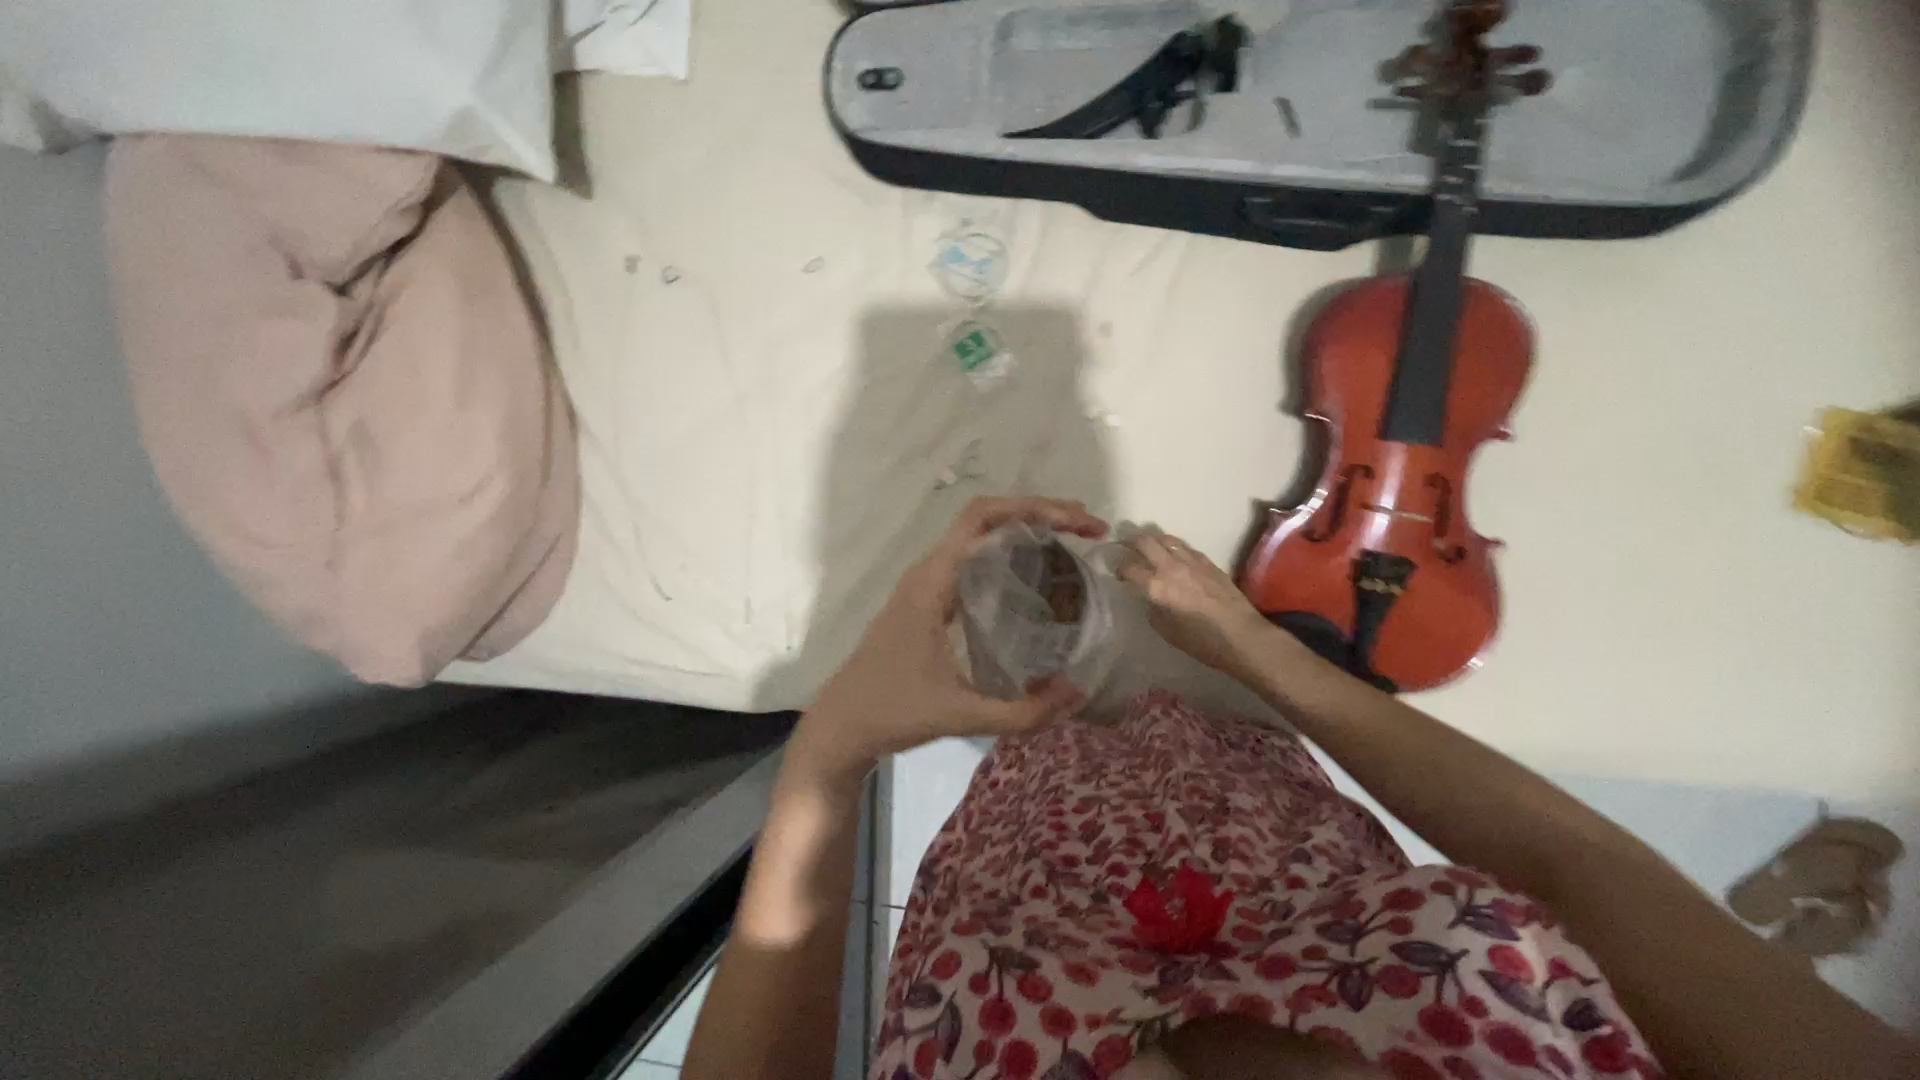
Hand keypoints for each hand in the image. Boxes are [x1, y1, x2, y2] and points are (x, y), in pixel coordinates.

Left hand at [795, 497, 1109, 781]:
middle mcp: (928, 572)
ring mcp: (925, 585)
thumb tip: (1080, 692)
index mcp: (931, 582)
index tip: (1076, 522)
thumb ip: (1024, 712)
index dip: (1033, 508)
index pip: (982, 517)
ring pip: (978, 539)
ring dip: (1023, 532)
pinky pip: (972, 563)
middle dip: (1040, 515)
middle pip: (986, 520)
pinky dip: (1007, 557)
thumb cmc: (893, 713)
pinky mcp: (927, 602)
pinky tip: (1035, 581)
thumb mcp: (963, 716)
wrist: (840, 726)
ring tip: (1072, 545)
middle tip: (1089, 531)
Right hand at [1115, 530, 1279, 680]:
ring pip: (1166, 538)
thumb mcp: (1168, 632)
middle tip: (1125, 546)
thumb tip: (1151, 600)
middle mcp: (1171, 568)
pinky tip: (1175, 555)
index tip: (1118, 573)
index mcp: (1157, 587)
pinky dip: (1174, 547)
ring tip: (1149, 546)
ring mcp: (1192, 561)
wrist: (1243, 636)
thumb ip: (1154, 611)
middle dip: (1130, 541)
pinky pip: (1186, 547)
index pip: (1129, 567)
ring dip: (1153, 539)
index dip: (1119, 568)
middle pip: (1144, 541)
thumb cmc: (1203, 642)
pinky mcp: (1209, 562)